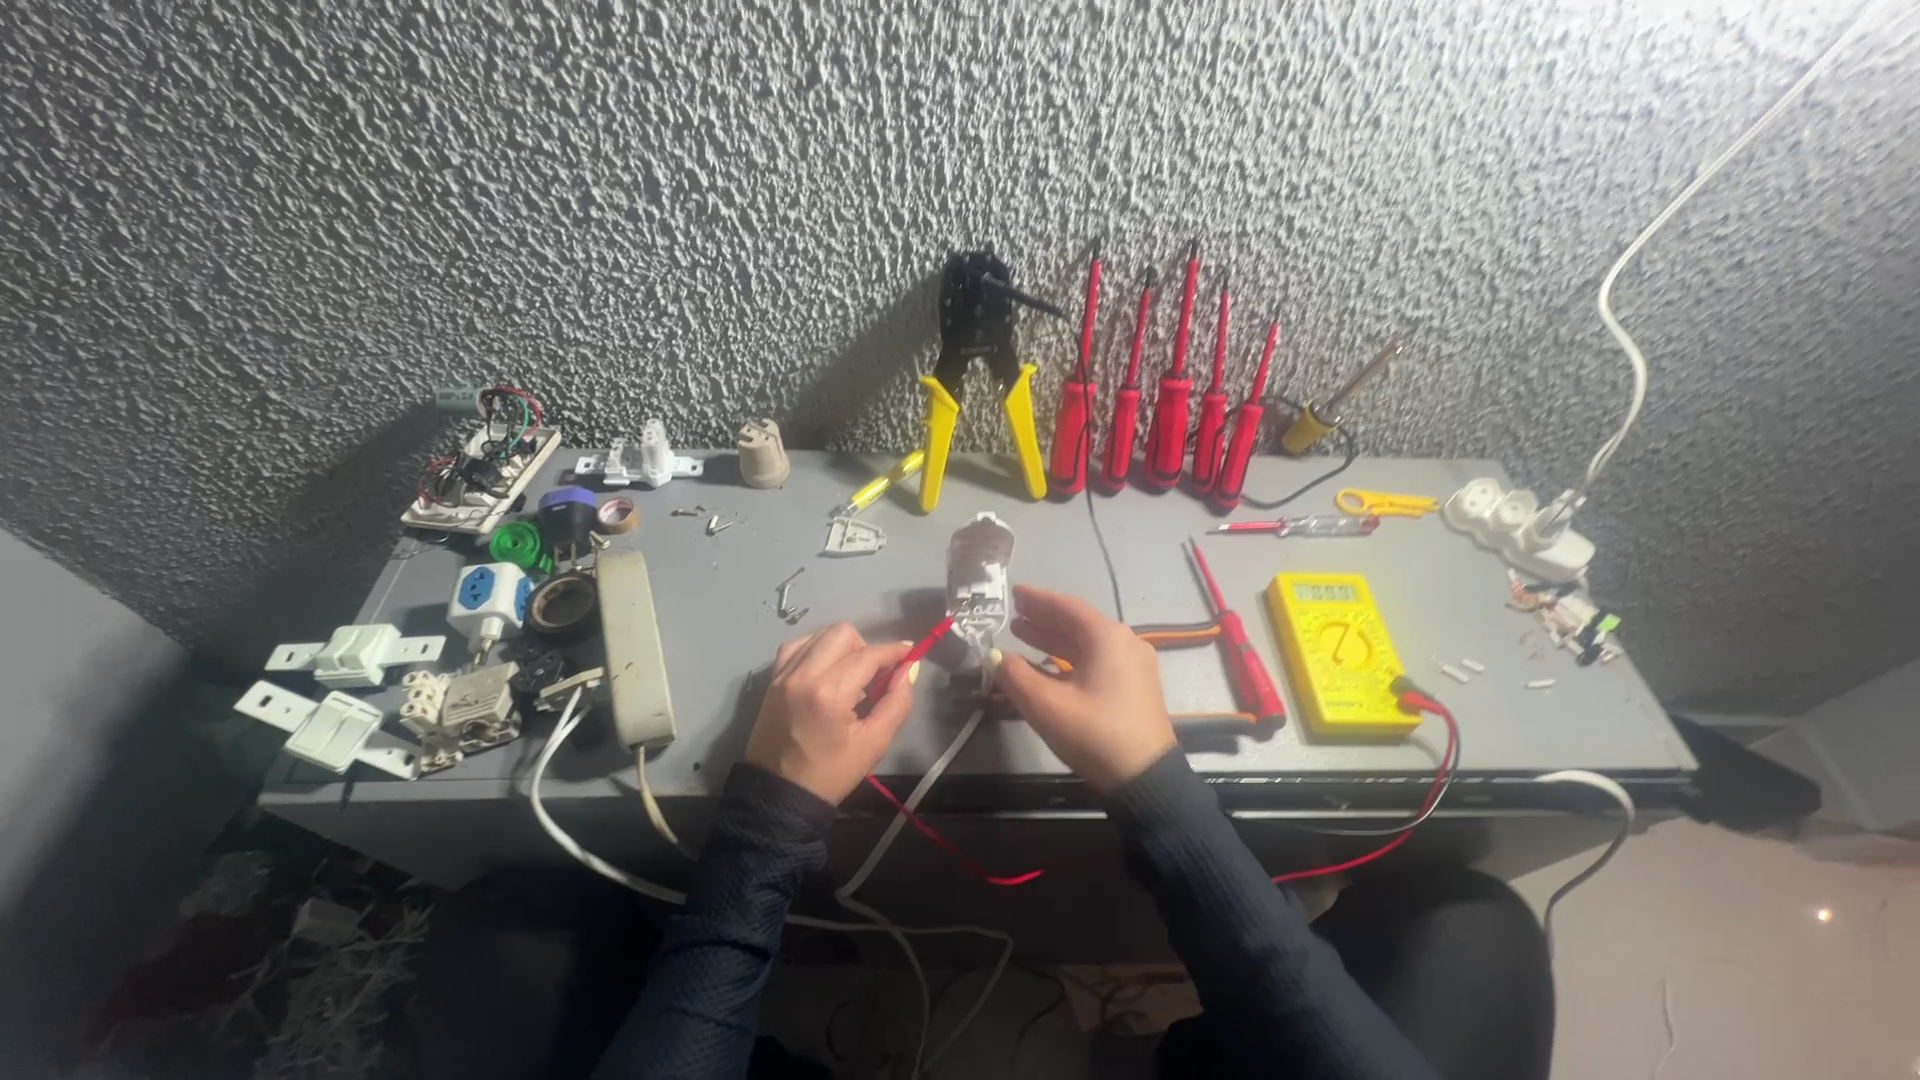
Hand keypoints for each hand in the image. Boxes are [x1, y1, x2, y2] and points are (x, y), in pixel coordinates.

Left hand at [744, 623, 916, 803]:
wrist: (778, 794)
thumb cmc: (830, 774)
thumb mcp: (874, 744)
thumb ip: (897, 702)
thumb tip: (909, 668)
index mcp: (829, 693)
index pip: (869, 655)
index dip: (894, 652)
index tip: (910, 656)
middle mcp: (803, 674)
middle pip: (843, 633)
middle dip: (867, 648)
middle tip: (875, 677)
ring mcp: (783, 673)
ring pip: (821, 634)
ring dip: (842, 647)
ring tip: (850, 676)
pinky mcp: (772, 677)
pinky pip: (799, 645)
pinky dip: (817, 649)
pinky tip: (826, 670)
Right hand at [993, 585, 1175, 791]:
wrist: (1144, 779)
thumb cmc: (1095, 734)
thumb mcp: (1046, 705)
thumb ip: (1015, 675)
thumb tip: (995, 656)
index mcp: (1108, 638)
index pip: (1067, 606)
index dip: (1038, 599)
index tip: (1014, 593)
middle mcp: (1125, 643)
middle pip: (1078, 622)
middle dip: (1044, 618)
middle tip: (1014, 614)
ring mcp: (1133, 666)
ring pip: (1087, 643)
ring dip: (1055, 639)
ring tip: (1023, 635)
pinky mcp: (1134, 687)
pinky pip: (1096, 661)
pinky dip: (1069, 658)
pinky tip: (1047, 667)